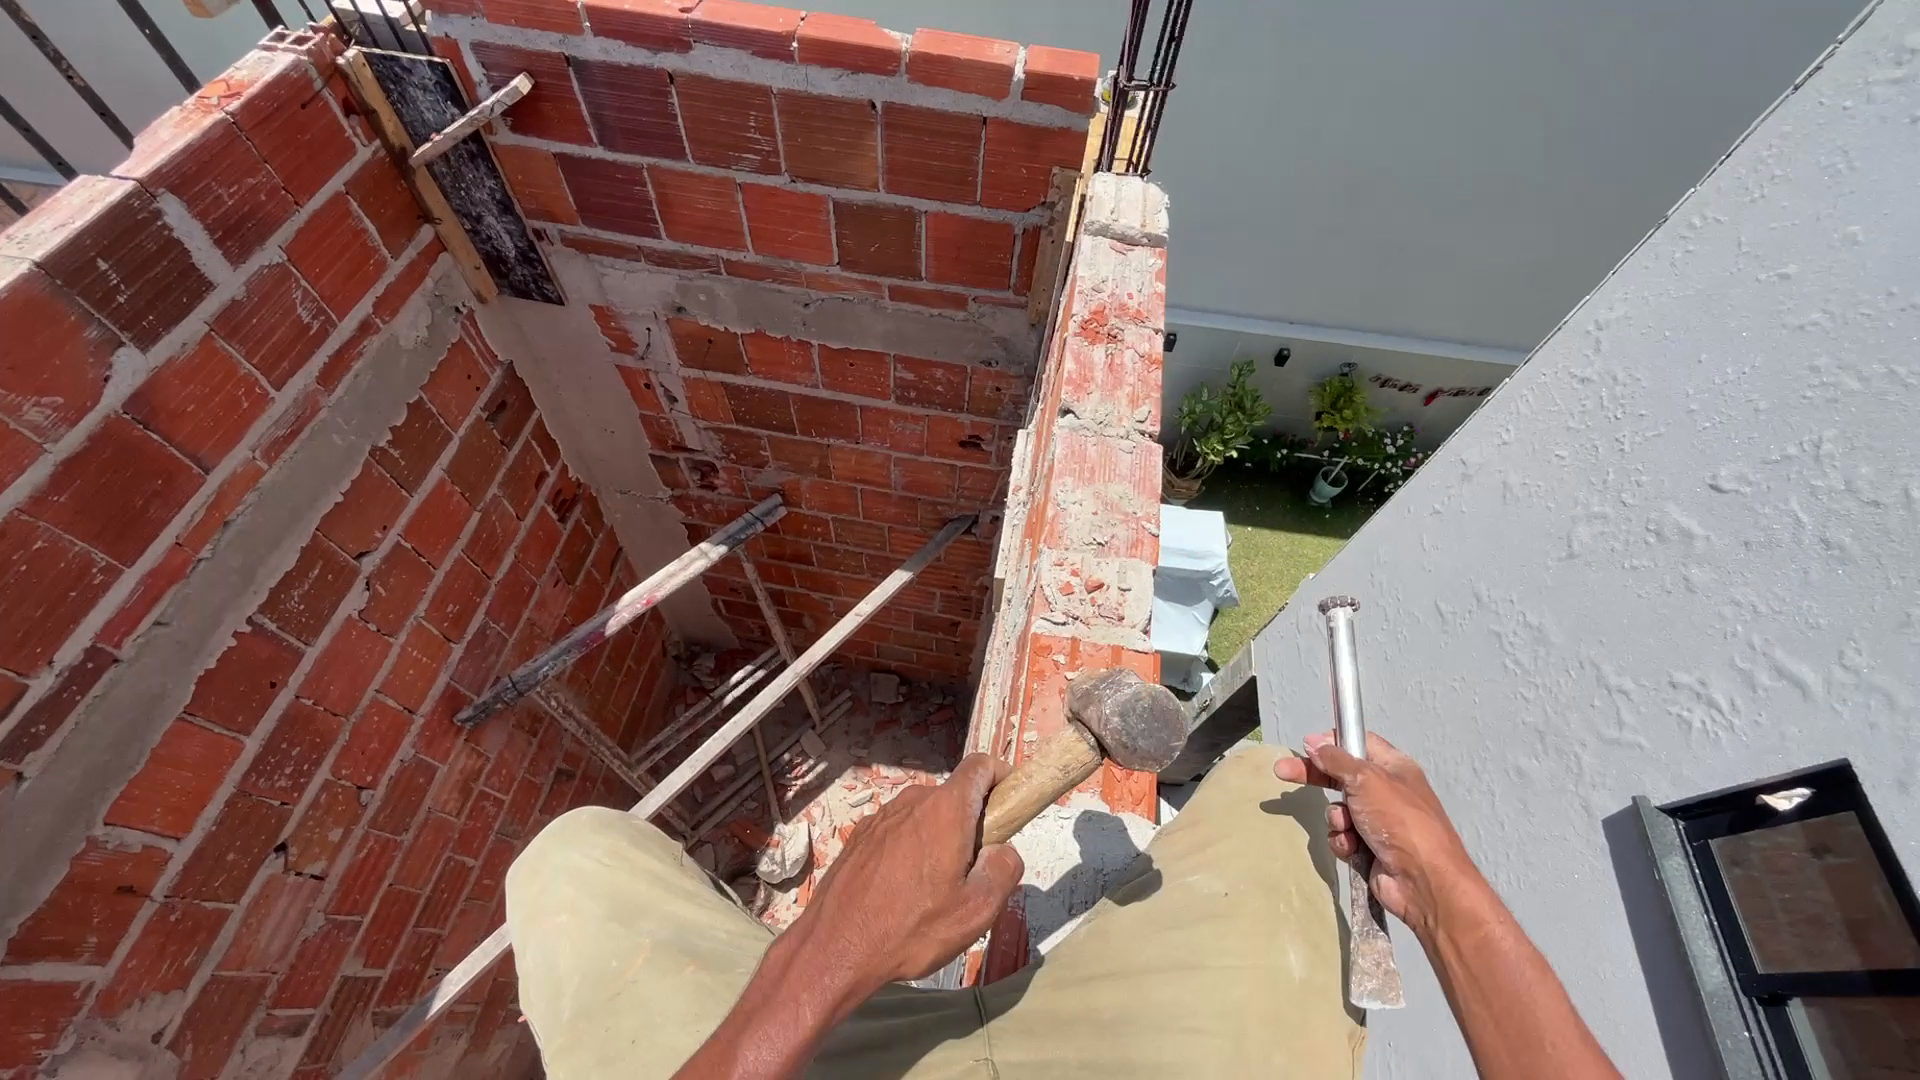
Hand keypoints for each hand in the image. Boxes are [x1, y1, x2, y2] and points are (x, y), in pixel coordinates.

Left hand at [792, 753, 1024, 987]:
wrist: (835, 948)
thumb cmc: (910, 929)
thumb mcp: (976, 911)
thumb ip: (1004, 871)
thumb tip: (1003, 850)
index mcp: (945, 810)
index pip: (981, 766)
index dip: (1002, 778)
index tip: (1009, 807)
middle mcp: (913, 801)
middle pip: (955, 796)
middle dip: (972, 824)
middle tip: (972, 873)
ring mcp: (882, 816)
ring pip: (926, 816)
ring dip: (940, 840)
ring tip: (934, 891)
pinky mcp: (861, 835)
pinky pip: (899, 830)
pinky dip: (911, 849)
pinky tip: (901, 892)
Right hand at [1274, 731, 1481, 940]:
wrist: (1423, 882)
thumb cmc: (1400, 821)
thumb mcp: (1366, 780)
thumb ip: (1336, 759)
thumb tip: (1314, 743)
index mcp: (1394, 768)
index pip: (1359, 744)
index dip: (1333, 742)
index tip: (1307, 745)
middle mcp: (1386, 791)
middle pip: (1340, 775)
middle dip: (1313, 776)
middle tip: (1282, 772)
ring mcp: (1377, 821)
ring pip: (1338, 809)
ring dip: (1336, 818)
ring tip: (1347, 827)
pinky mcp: (1368, 847)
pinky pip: (1341, 835)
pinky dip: (1342, 840)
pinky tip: (1353, 847)